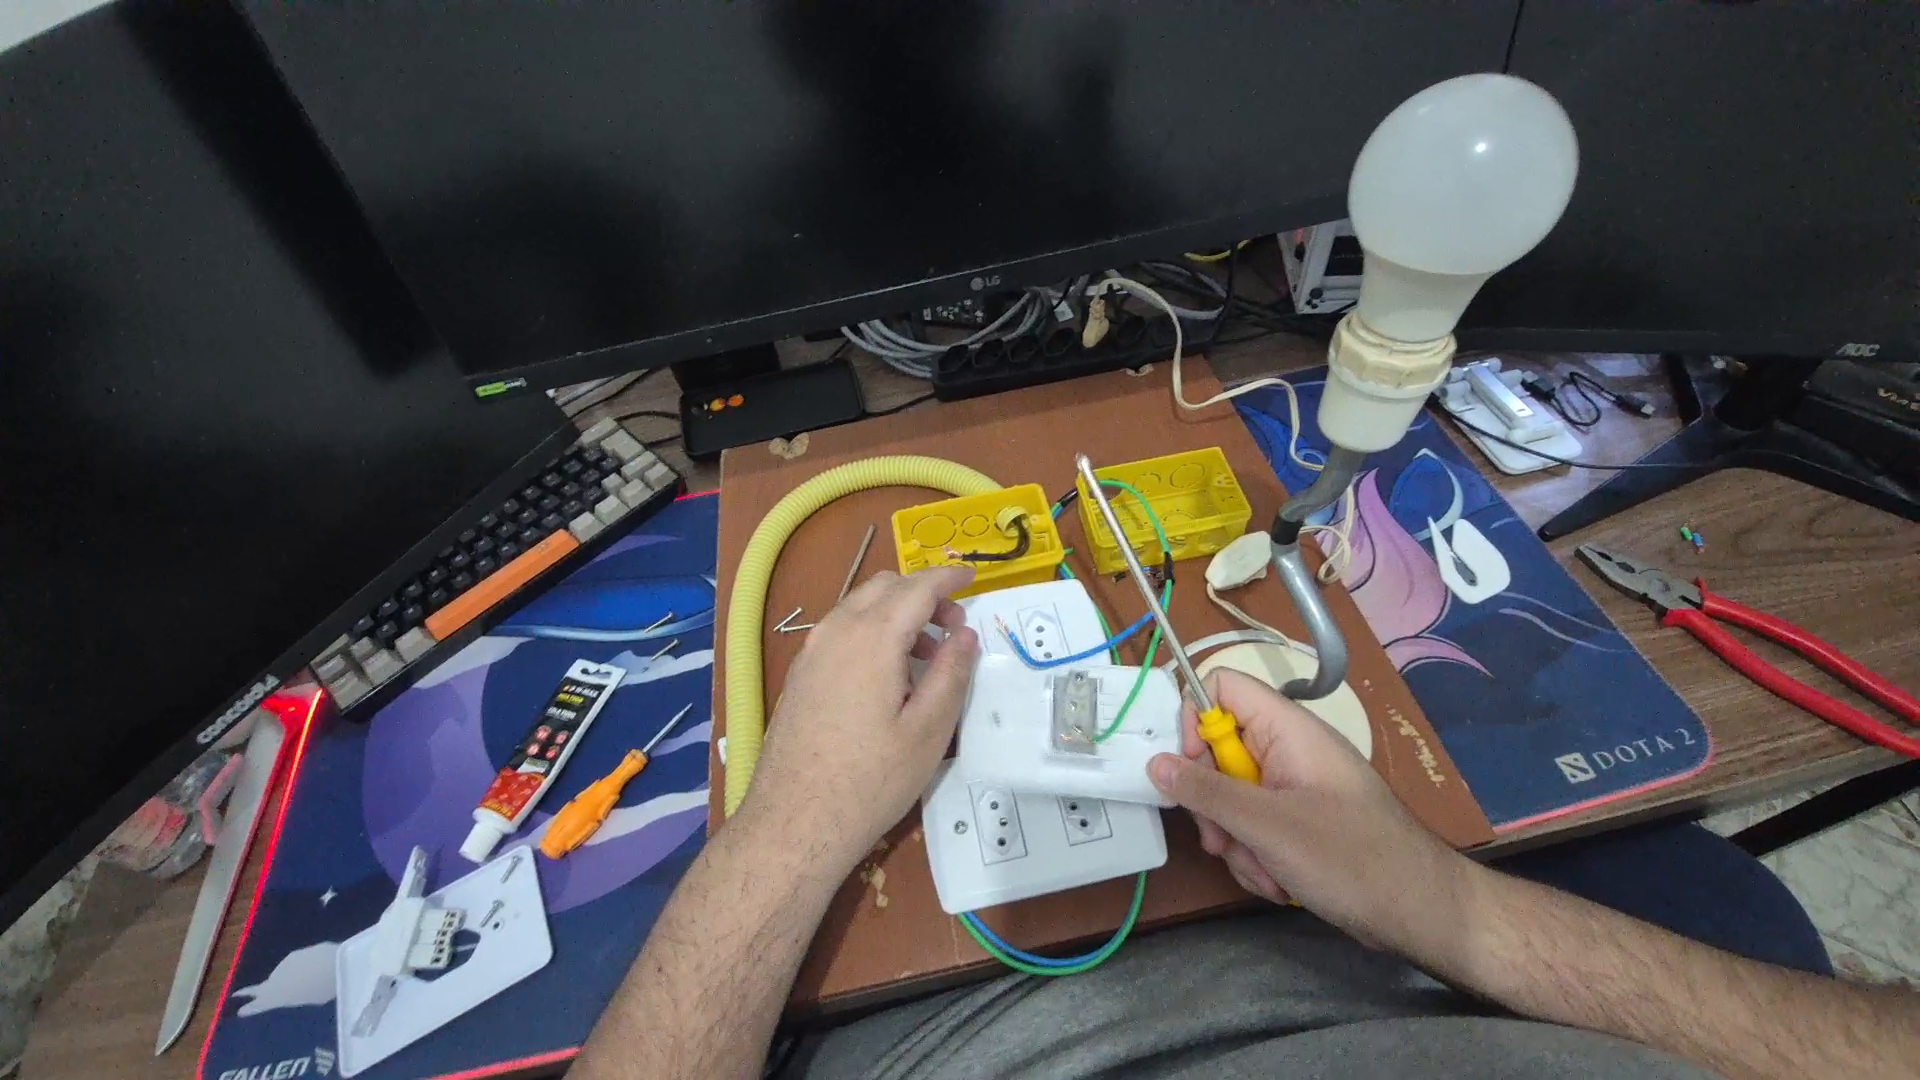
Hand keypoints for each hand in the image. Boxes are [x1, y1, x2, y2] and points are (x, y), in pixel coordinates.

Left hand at [744, 566, 980, 866]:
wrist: (794, 822)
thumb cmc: (871, 779)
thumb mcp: (928, 730)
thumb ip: (951, 673)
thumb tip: (965, 634)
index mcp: (871, 637)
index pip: (916, 588)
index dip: (948, 578)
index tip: (972, 577)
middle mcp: (835, 631)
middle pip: (883, 587)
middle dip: (922, 594)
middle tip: (953, 627)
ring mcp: (811, 651)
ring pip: (859, 607)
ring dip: (896, 613)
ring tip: (926, 656)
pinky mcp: (800, 673)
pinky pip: (841, 630)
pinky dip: (872, 631)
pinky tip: (887, 674)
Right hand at [1147, 668, 1479, 961]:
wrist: (1425, 915)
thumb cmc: (1351, 857)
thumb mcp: (1268, 825)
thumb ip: (1206, 791)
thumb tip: (1154, 763)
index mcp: (1287, 729)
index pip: (1221, 687)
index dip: (1194, 718)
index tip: (1187, 765)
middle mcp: (1287, 749)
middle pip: (1217, 749)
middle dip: (1212, 800)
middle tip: (1218, 838)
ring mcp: (1293, 786)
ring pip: (1231, 795)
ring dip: (1233, 837)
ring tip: (1260, 870)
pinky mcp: (1297, 821)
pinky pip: (1252, 824)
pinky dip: (1254, 855)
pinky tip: (1276, 881)